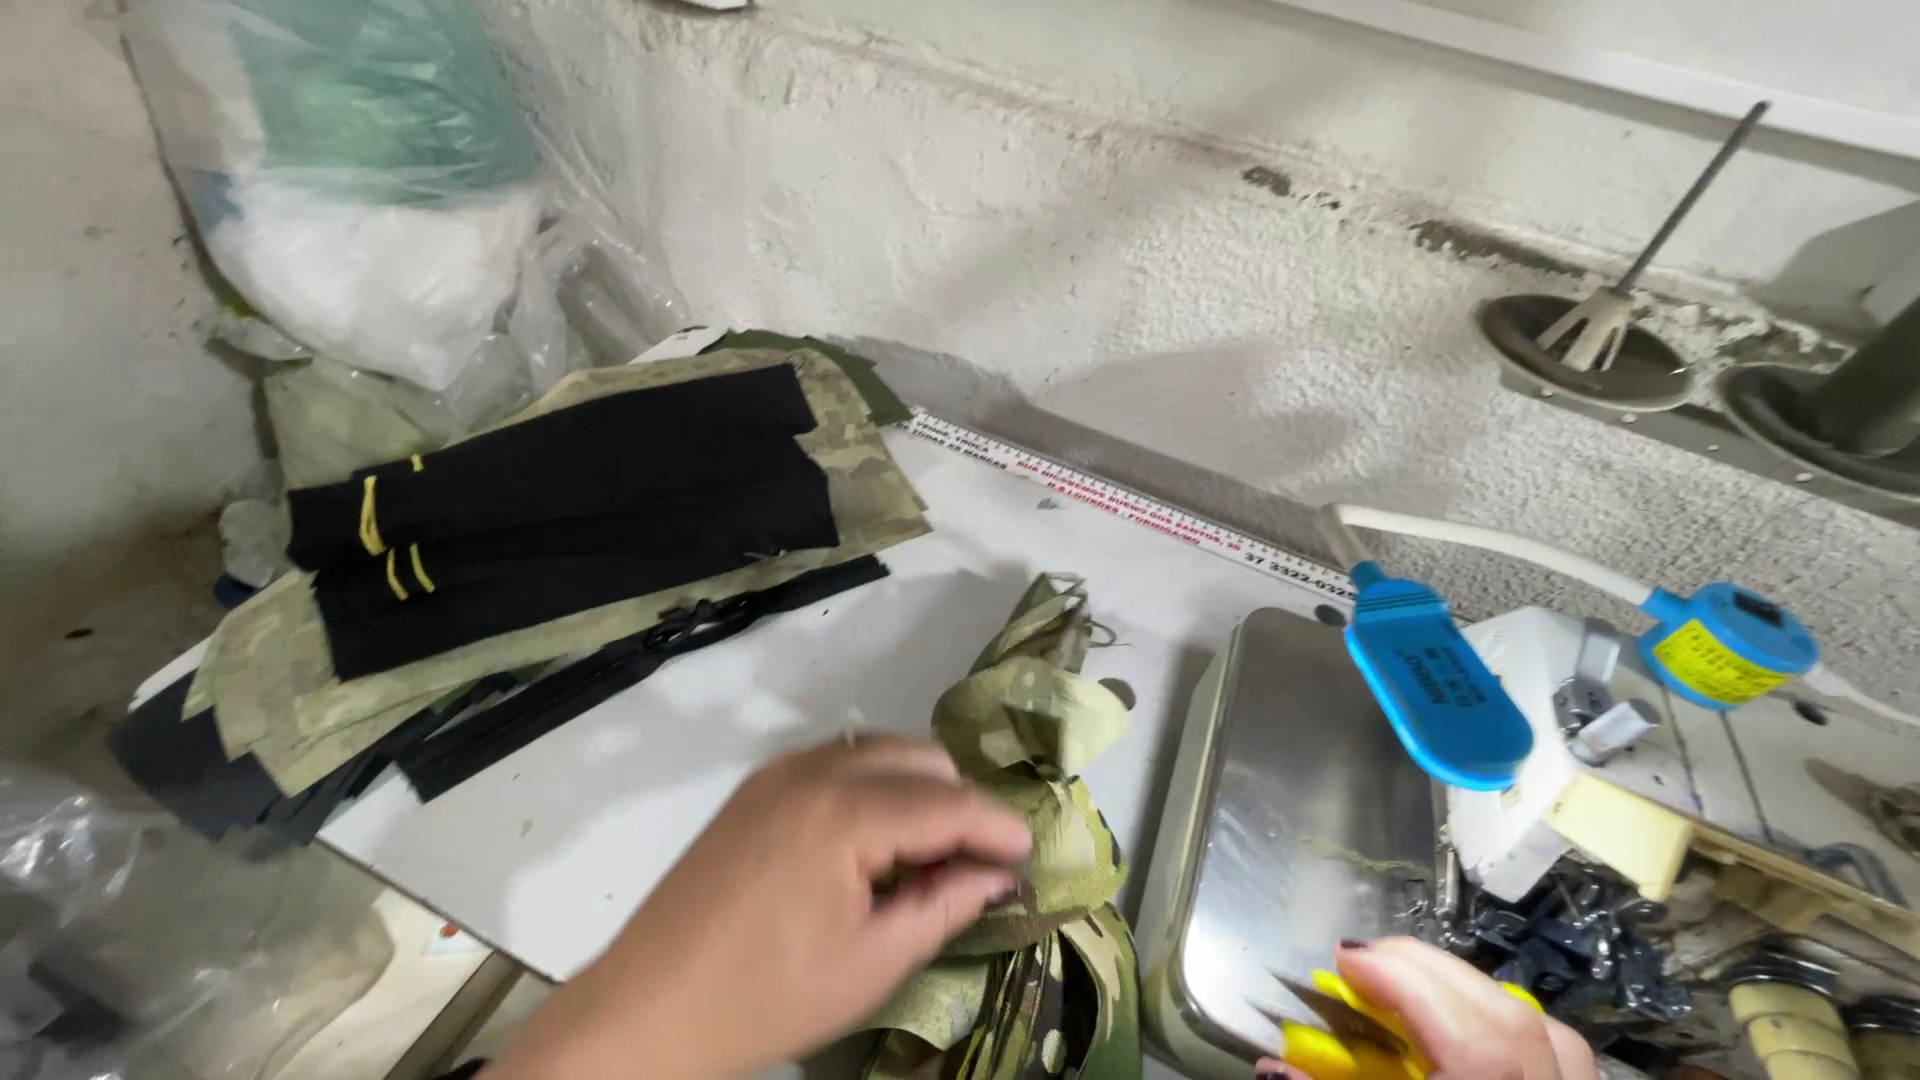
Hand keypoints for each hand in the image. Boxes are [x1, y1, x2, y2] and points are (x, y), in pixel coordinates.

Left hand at [487, 735, 1032, 1079]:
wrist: (646, 1009)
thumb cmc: (764, 999)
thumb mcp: (871, 963)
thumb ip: (944, 904)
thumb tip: (998, 873)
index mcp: (843, 813)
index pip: (947, 803)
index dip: (997, 827)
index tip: (1029, 854)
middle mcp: (815, 769)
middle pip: (920, 759)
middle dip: (960, 803)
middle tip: (975, 863)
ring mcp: (782, 769)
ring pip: (883, 751)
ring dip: (920, 789)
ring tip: (928, 853)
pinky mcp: (761, 782)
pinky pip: (842, 761)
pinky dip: (876, 785)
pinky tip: (874, 839)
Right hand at [1255, 938, 1597, 1079]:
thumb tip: (1271, 1066)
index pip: (1476, 1043)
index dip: (1407, 984)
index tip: (1344, 958)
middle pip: (1508, 1018)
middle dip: (1425, 968)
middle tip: (1363, 960)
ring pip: (1548, 1031)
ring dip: (1470, 988)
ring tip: (1411, 984)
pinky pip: (1563, 1054)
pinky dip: (1509, 1020)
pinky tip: (1467, 1027)